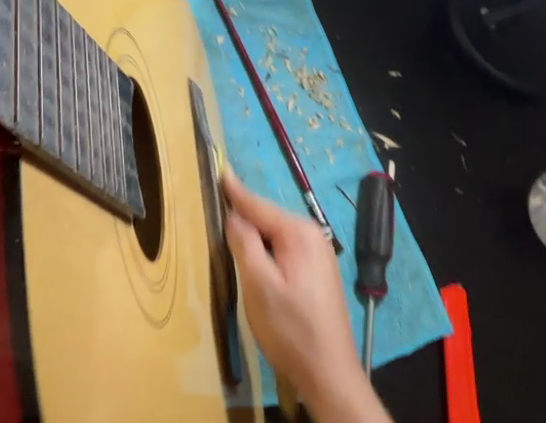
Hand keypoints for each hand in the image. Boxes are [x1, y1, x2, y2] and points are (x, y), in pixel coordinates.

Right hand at [224, 176, 388, 422]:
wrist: (330, 374)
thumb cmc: (291, 329)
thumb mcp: (259, 285)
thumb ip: (245, 244)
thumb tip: (233, 215)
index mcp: (298, 233)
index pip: (258, 205)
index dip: (234, 192)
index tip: (218, 170)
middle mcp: (313, 235)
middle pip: (267, 218)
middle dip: (243, 215)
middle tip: (215, 205)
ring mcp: (319, 254)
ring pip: (276, 235)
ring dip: (254, 235)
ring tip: (228, 229)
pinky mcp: (318, 273)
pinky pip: (285, 248)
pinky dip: (267, 249)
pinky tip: (255, 259)